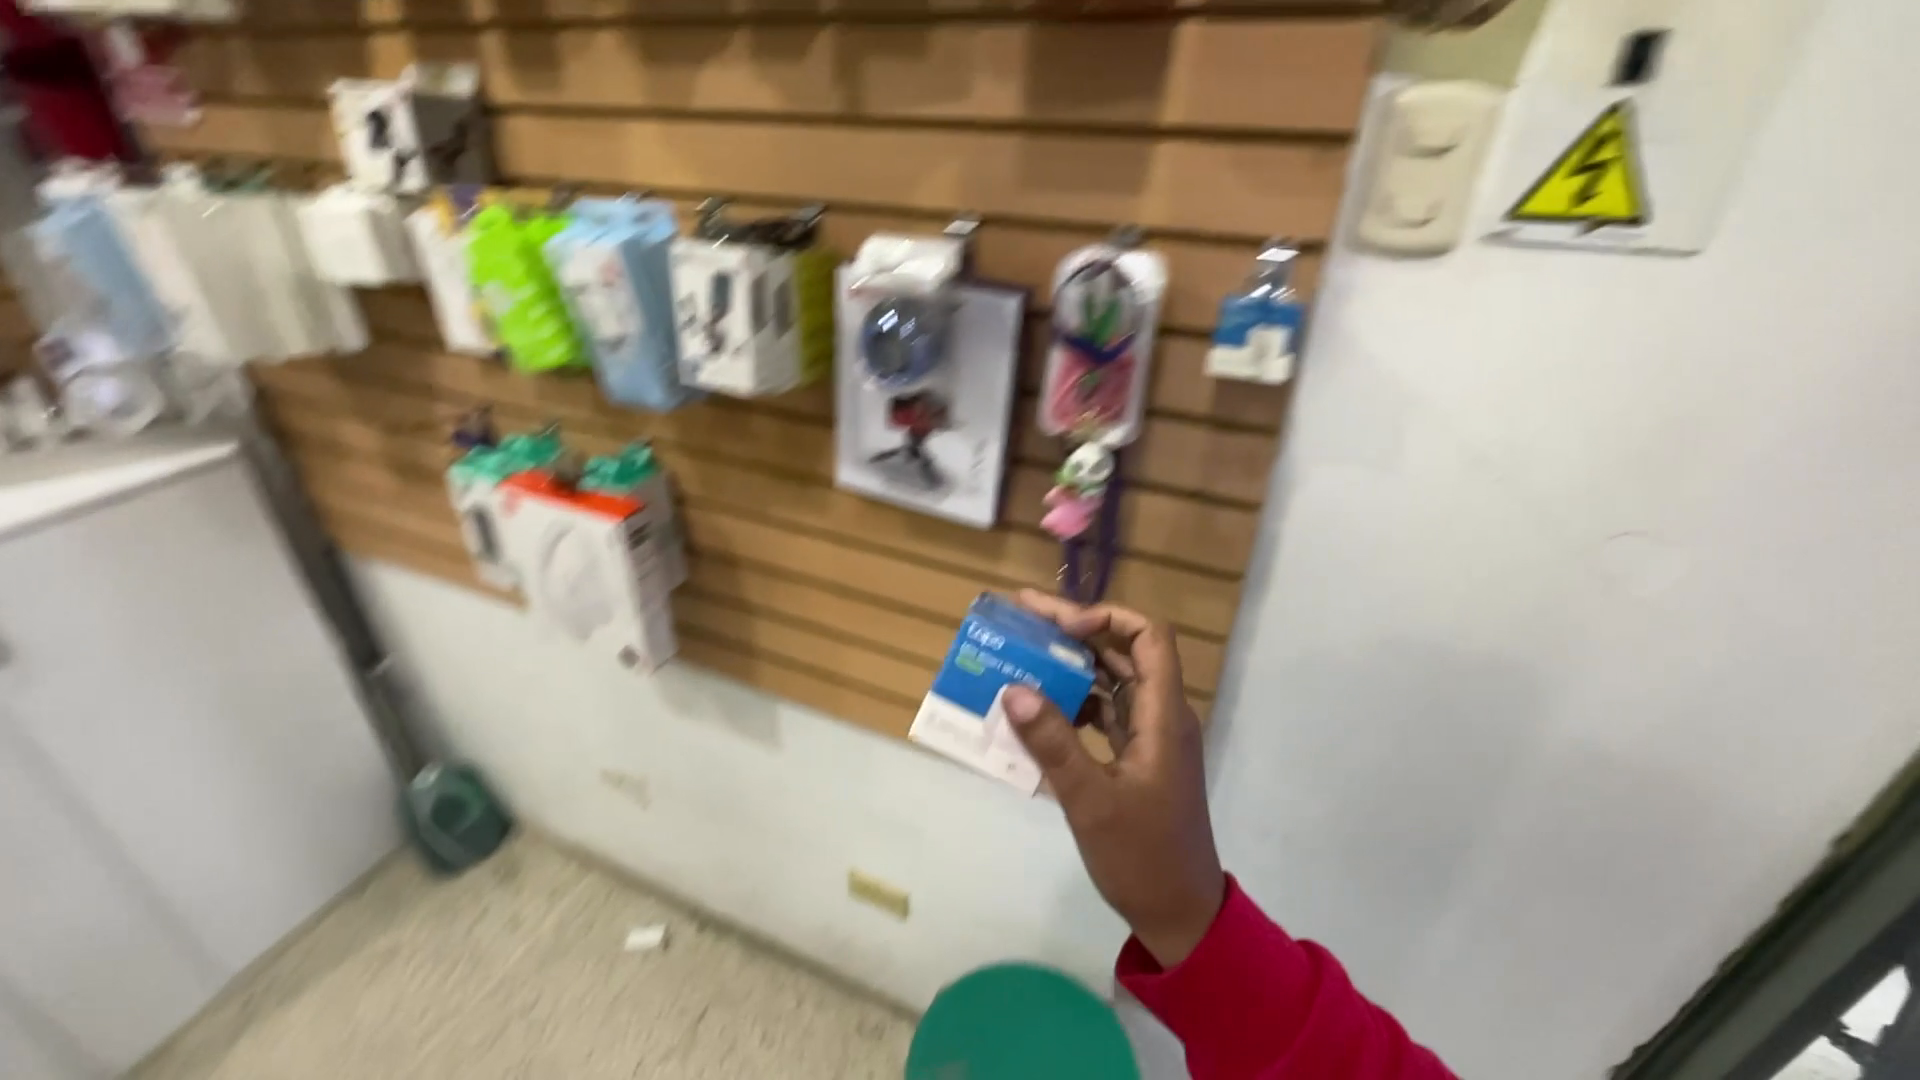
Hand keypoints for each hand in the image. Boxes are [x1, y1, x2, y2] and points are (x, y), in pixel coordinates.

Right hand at [1002, 590, 1225, 967]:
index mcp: (1163, 716)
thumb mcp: (1090, 801)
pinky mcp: (1138, 759)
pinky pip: (1106, 713)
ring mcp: (1151, 737)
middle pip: (1124, 651)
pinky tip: (1039, 712)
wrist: (1180, 914)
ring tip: (1022, 657)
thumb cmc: (1142, 857)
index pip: (1148, 637)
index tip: (1059, 626)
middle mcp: (1161, 715)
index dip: (1106, 617)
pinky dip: (1075, 704)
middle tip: (1023, 617)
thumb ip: (1053, 744)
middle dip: (1075, 630)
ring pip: (1113, 681)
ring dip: (1072, 666)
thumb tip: (1013, 690)